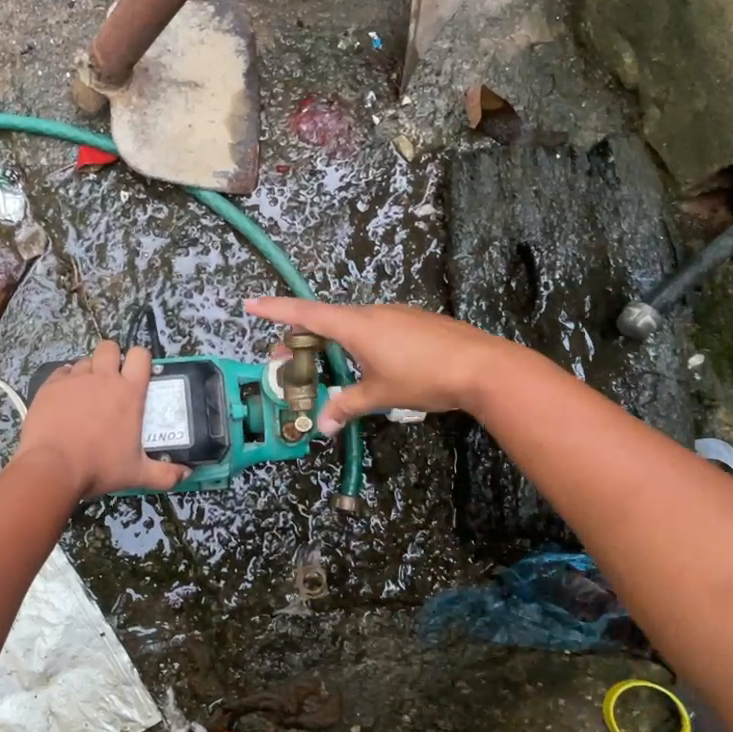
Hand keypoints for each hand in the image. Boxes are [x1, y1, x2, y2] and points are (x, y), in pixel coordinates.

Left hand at [16, 340, 191, 499]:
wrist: (52, 468)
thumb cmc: (99, 467)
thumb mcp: (137, 474)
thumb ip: (165, 474)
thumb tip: (185, 474)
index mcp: (129, 392)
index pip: (140, 356)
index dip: (140, 359)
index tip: (137, 373)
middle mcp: (103, 378)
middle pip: (109, 348)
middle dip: (111, 357)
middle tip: (110, 380)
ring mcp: (75, 379)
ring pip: (85, 360)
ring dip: (88, 372)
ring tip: (86, 394)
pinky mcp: (50, 385)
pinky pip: (61, 372)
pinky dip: (65, 381)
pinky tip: (65, 398)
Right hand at [245, 298, 518, 434]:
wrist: (483, 367)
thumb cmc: (424, 378)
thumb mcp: (379, 396)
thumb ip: (346, 406)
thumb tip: (322, 427)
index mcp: (355, 326)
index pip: (305, 313)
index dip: (275, 310)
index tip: (249, 304)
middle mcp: (371, 313)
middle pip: (326, 319)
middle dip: (301, 336)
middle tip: (286, 358)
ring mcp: (395, 314)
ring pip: (351, 323)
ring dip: (332, 340)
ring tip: (328, 365)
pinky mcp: (414, 321)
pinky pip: (374, 327)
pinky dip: (358, 341)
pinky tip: (368, 363)